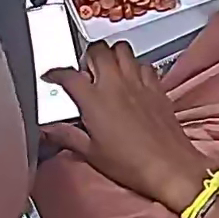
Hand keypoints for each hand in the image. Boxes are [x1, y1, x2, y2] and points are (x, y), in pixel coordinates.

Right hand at [44, 41, 210, 212]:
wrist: (169, 167)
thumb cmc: (131, 164)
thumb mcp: (91, 153)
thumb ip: (67, 136)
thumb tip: (50, 130)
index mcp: (94, 100)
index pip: (68, 75)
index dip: (55, 73)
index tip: (52, 76)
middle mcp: (116, 85)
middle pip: (97, 50)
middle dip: (87, 56)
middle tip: (83, 71)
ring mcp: (138, 83)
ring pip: (122, 49)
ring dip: (111, 55)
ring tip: (106, 69)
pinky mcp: (156, 87)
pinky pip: (144, 64)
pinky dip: (134, 66)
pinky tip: (131, 80)